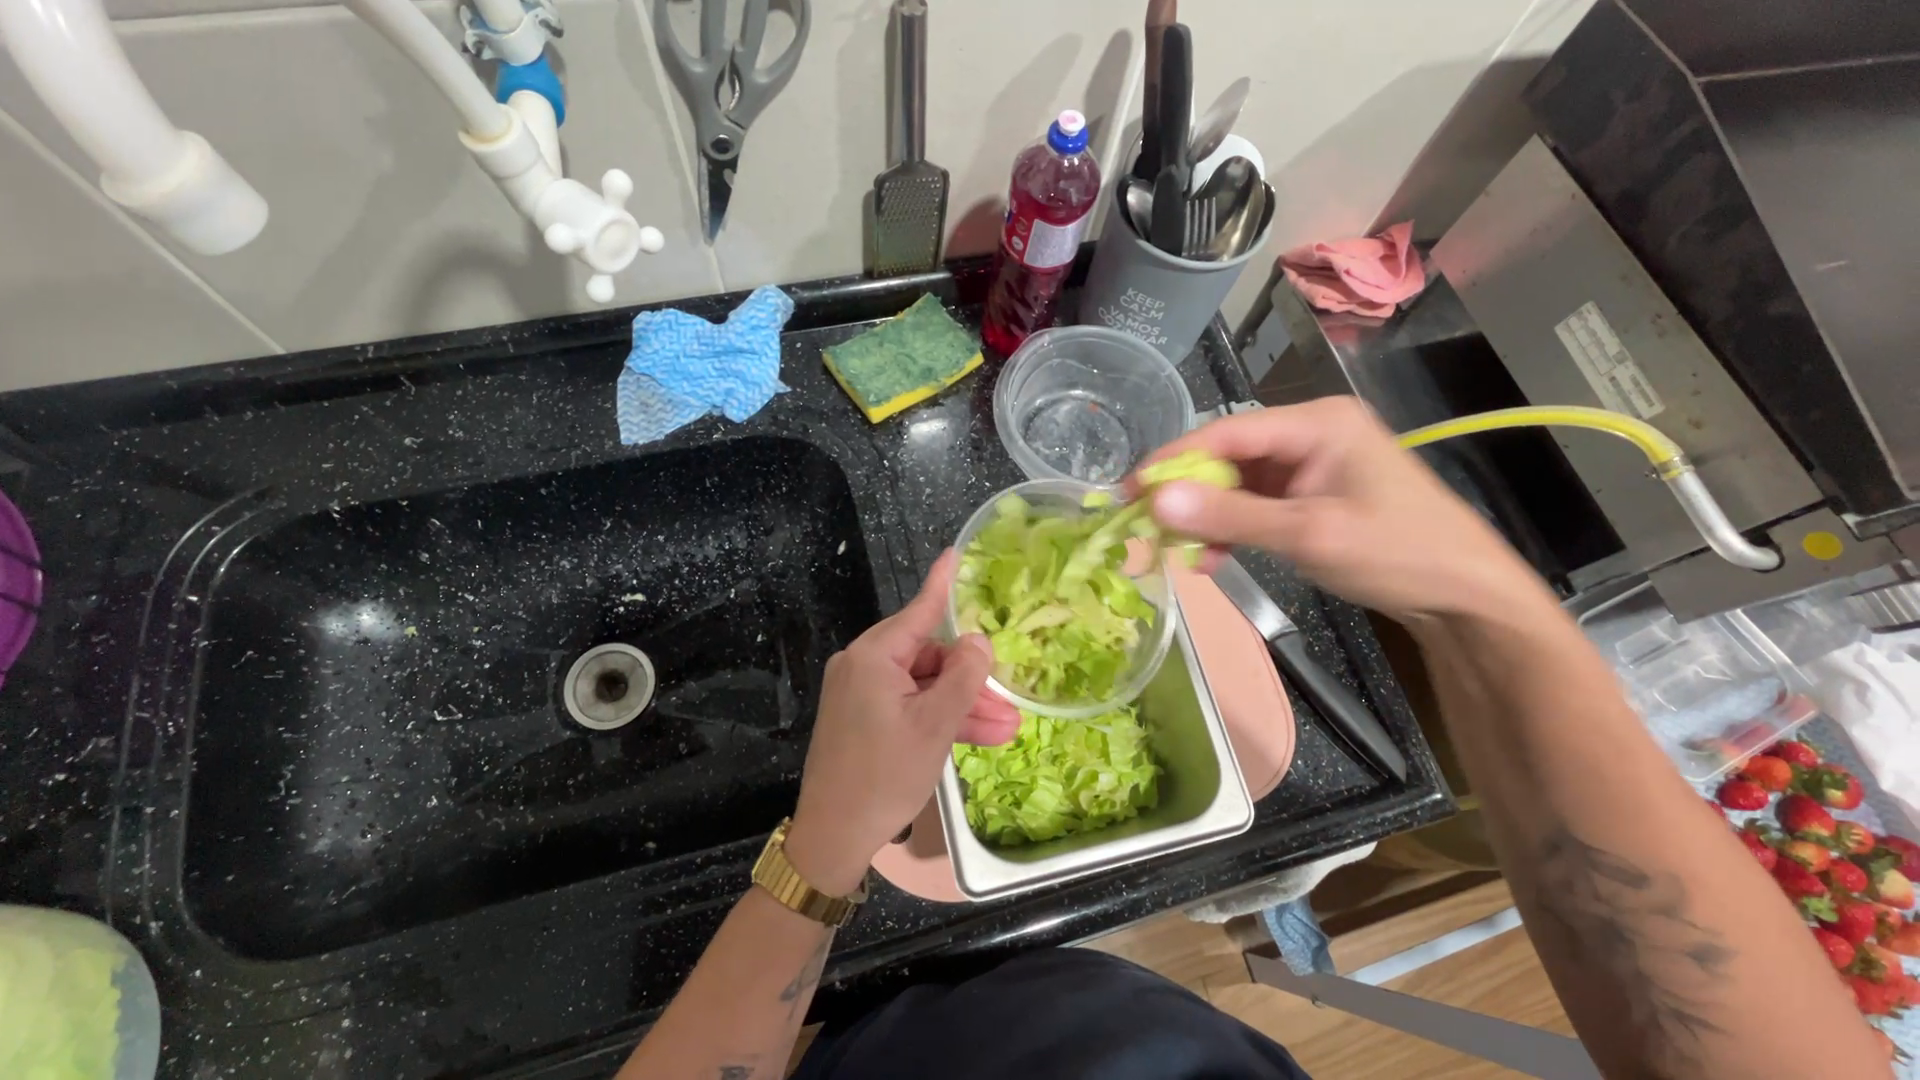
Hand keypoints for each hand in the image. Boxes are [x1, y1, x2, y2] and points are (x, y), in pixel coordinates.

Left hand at [783, 551, 1021, 894]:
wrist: (833, 835)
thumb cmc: (884, 775)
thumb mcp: (935, 726)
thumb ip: (962, 678)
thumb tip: (979, 640)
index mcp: (874, 657)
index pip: (919, 611)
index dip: (943, 585)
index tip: (956, 554)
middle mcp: (863, 666)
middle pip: (928, 657)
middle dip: (970, 679)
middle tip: (1010, 701)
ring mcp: (860, 694)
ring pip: (922, 686)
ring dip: (961, 706)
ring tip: (1007, 729)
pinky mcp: (862, 719)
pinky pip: (908, 706)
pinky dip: (938, 719)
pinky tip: (980, 737)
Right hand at [1131, 397, 1548, 622]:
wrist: (1465, 595)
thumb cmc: (1397, 553)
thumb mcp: (1308, 535)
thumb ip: (1230, 518)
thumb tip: (1154, 503)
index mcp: (1317, 423)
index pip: (1227, 431)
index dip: (1174, 460)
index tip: (1129, 491)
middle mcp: (1310, 434)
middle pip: (1228, 456)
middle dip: (1189, 495)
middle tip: (1148, 530)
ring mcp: (1311, 465)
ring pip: (1237, 484)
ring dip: (1207, 519)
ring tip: (1179, 554)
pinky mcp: (1311, 495)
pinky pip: (1255, 505)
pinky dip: (1231, 530)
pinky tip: (1213, 560)